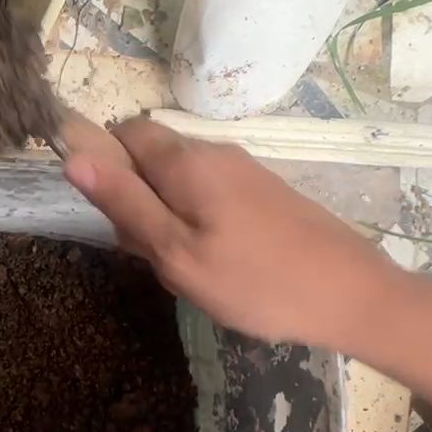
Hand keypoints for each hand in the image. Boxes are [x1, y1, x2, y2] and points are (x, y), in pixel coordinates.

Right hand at [63, 118, 403, 348]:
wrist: (358, 298)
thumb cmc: (257, 281)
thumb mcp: (176, 252)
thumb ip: (124, 204)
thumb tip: (73, 158)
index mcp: (186, 162)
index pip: (124, 133)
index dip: (105, 164)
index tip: (114, 214)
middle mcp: (213, 153)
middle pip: (149, 158)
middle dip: (136, 198)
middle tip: (151, 252)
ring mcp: (242, 170)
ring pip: (177, 179)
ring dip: (165, 214)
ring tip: (185, 265)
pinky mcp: (262, 190)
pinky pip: (206, 193)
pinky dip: (194, 220)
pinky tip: (216, 262)